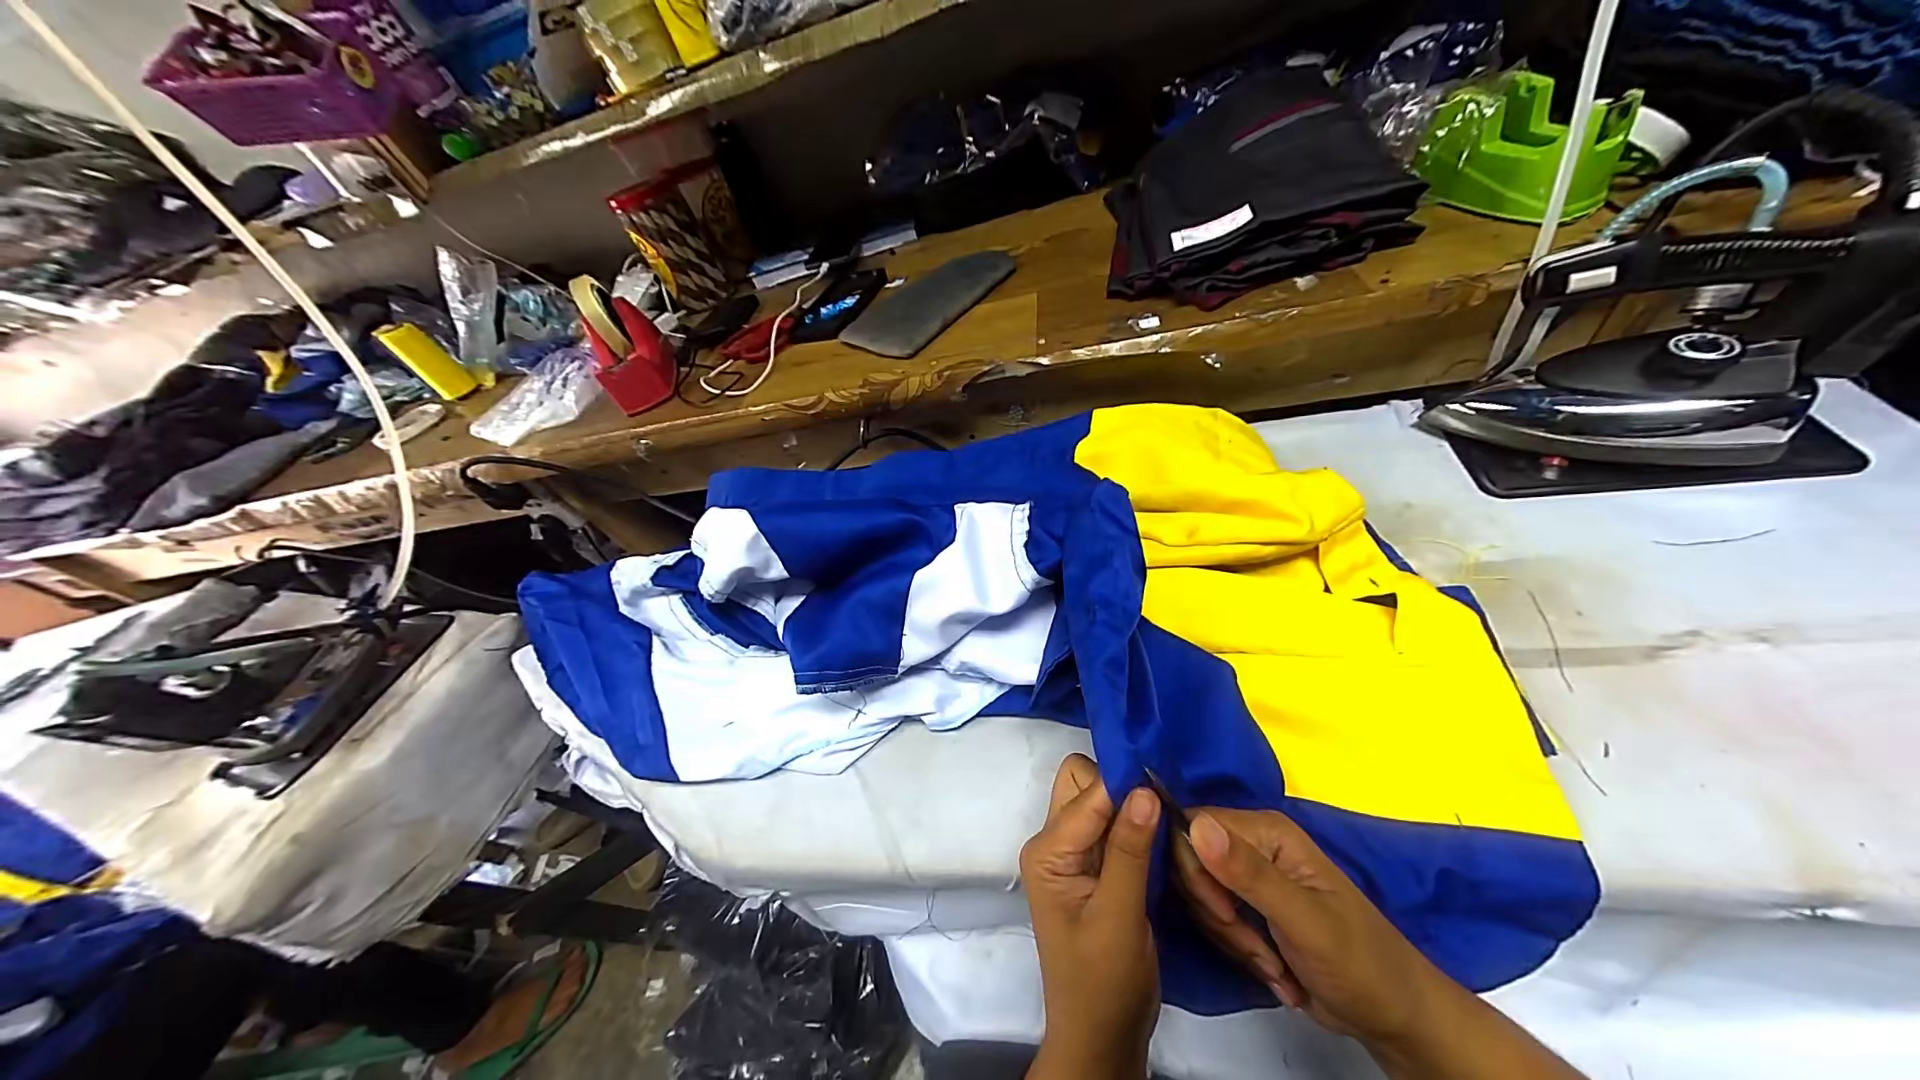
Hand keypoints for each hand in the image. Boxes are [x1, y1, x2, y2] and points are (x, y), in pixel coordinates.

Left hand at [1020, 753, 1161, 1077]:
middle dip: (1123, 787)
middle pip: (1085, 784)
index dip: (1126, 784)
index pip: (1087, 793)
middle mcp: (1055, 842)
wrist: (1101, 1035)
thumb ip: (1129, 850)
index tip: (1169, 784)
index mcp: (1049, 850)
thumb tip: (1146, 789)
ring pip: (1101, 802)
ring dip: (1133, 806)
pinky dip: (1137, 826)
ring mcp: (1074, 854)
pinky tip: (1165, 835)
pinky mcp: (1096, 867)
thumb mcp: (1119, 916)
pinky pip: (1113, 826)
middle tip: (1167, 805)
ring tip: (1172, 819)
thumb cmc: (1103, 982)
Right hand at [1174, 807, 1585, 1078]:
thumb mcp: (1305, 921)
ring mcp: (1249, 878)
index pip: (1193, 826)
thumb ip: (1249, 874)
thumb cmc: (1360, 963)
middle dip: (1218, 915)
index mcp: (1267, 831)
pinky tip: (1274, 969)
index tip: (1224, 913)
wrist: (1395, 1018)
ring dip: (1231, 940)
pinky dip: (1237, 950)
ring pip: (1200, 897)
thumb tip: (1197, 825)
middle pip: (1192, 863)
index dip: (1196, 870)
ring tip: (1274, 964)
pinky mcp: (1247, 909)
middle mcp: (1252, 845)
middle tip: (1257, 946)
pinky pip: (1213, 920)